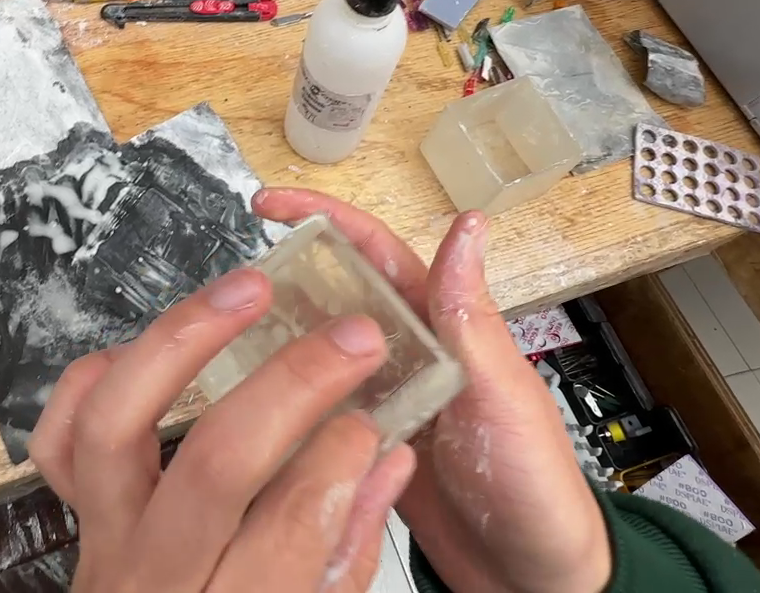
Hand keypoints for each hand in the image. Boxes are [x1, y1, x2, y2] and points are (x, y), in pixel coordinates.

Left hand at [30, 266, 418, 590]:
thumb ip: (344, 556)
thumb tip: (385, 454)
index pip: (288, 528)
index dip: (337, 458)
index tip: (370, 407)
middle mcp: (149, 577)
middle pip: (212, 463)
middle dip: (290, 384)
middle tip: (350, 334)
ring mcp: (98, 537)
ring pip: (114, 422)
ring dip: (185, 337)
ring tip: (247, 288)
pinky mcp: (70, 512)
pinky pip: (57, 436)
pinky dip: (94, 377)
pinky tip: (143, 347)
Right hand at [253, 188, 611, 592]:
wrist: (529, 577)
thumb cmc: (531, 481)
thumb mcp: (501, 393)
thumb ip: (471, 316)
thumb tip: (468, 223)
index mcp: (435, 318)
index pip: (371, 248)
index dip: (321, 216)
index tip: (270, 203)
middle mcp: (401, 345)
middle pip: (332, 289)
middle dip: (284, 270)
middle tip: (233, 281)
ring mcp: (377, 391)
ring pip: (315, 343)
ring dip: (276, 329)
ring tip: (227, 332)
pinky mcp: (359, 435)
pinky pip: (313, 400)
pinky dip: (283, 390)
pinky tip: (248, 395)